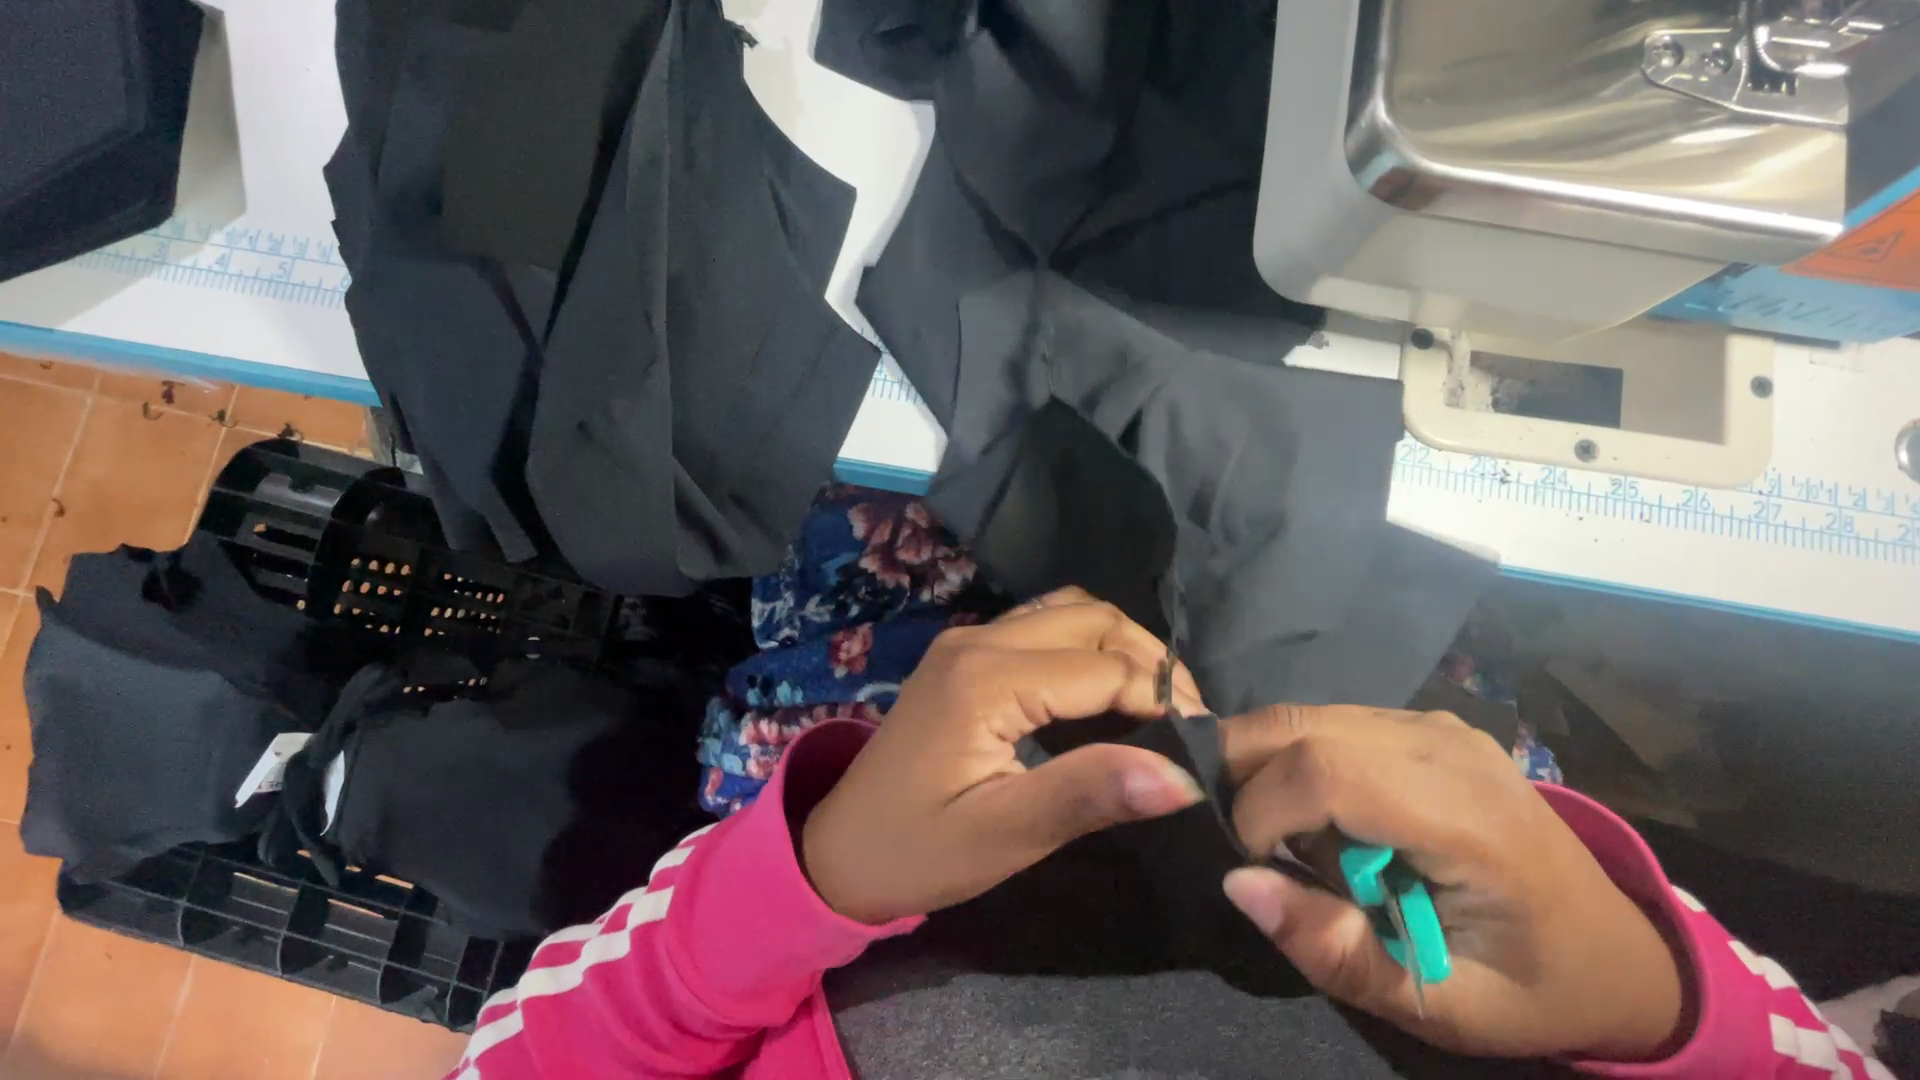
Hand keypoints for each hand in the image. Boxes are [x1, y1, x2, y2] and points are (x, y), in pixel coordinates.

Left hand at [801, 588, 1207, 924]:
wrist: (838, 851)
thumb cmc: (916, 851)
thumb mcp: (1002, 835)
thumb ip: (1088, 794)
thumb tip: (1183, 775)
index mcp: (986, 678)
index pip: (1103, 668)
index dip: (1163, 700)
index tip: (1205, 744)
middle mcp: (978, 639)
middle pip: (1092, 619)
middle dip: (1151, 660)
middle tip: (1188, 720)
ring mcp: (967, 641)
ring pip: (1068, 613)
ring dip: (1120, 647)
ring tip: (1156, 703)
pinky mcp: (964, 655)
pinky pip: (1042, 627)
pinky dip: (1086, 648)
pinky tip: (1104, 693)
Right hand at [1217, 705, 1685, 1061]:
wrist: (1615, 948)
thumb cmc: (1530, 985)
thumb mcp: (1440, 1005)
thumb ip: (1337, 952)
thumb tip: (1237, 881)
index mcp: (1469, 819)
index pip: (1327, 774)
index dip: (1262, 810)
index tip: (1253, 863)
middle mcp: (1446, 746)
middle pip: (1298, 726)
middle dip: (1239, 773)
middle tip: (1238, 837)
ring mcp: (1433, 723)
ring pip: (1301, 716)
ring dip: (1261, 765)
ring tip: (1279, 831)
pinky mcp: (1418, 721)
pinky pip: (1323, 721)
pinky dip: (1288, 757)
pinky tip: (1310, 810)